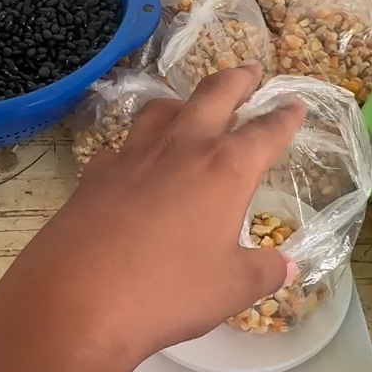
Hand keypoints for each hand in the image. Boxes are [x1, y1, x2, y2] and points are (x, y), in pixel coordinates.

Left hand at [0, 61, 303, 371]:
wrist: (75, 301)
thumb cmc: (167, 293)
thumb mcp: (231, 290)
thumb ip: (264, 272)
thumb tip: (286, 266)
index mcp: (225, 170)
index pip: (265, 133)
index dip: (285, 118)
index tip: (295, 105)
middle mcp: (180, 150)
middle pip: (213, 96)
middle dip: (238, 80)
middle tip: (250, 71)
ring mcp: (131, 157)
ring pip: (161, 109)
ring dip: (183, 101)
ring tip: (191, 105)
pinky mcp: (94, 175)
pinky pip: (122, 146)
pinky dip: (136, 144)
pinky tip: (134, 161)